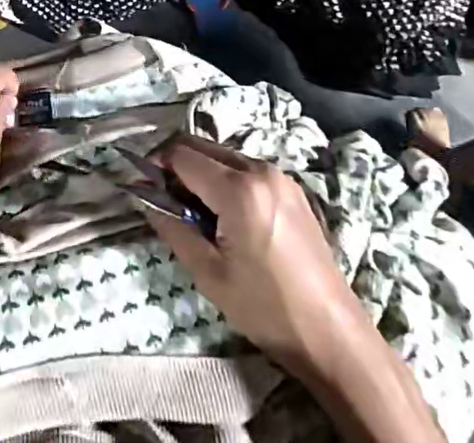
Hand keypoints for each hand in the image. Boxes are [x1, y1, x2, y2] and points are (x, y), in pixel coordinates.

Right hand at [139, 134, 367, 372]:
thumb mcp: (208, 272)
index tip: (144, 186)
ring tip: (196, 215)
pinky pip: (246, 169)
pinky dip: (226, 180)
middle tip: (164, 200)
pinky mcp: (291, 187)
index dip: (156, 164)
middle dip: (176, 165)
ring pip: (224, 155)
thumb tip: (144, 195)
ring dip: (201, 172)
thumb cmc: (265, 306)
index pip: (182, 154)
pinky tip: (225, 216)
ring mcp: (280, 175)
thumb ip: (172, 226)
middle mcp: (260, 169)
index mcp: (238, 189)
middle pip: (203, 146)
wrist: (329, 329)